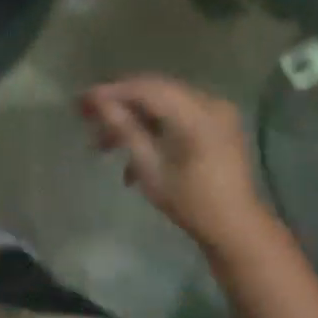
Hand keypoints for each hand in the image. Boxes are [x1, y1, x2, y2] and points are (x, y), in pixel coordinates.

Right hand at [81, 75, 272, 251]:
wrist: (236, 228)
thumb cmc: (191, 203)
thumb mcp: (151, 168)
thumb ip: (125, 130)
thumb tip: (98, 103)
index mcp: (197, 115)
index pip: (146, 89)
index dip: (111, 92)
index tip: (81, 101)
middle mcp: (210, 104)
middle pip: (154, 91)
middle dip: (118, 104)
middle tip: (86, 116)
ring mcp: (216, 112)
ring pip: (163, 102)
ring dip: (133, 118)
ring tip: (103, 143)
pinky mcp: (216, 123)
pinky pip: (177, 113)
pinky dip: (153, 126)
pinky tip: (133, 153)